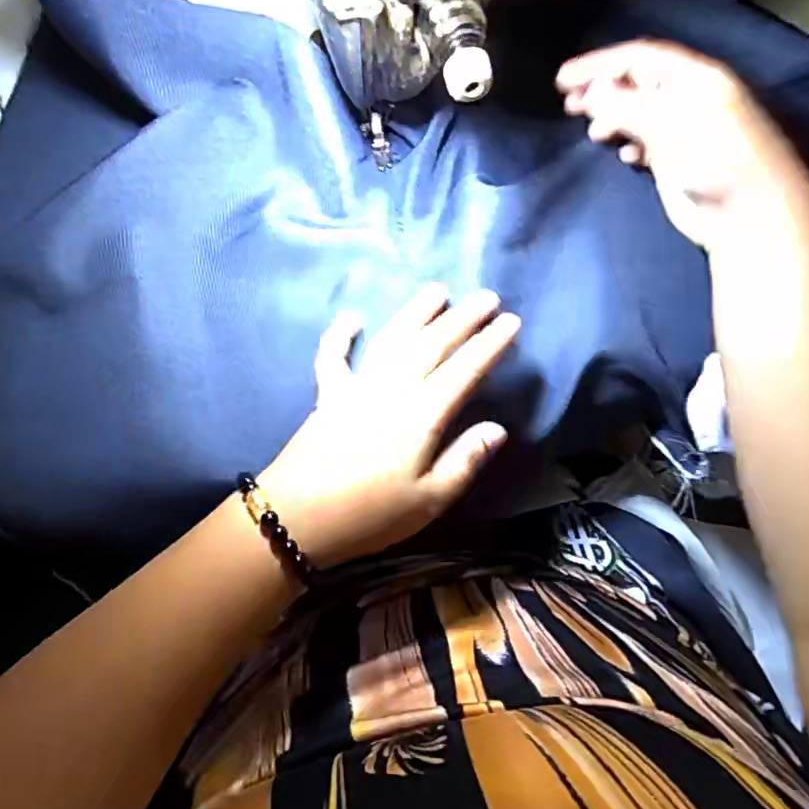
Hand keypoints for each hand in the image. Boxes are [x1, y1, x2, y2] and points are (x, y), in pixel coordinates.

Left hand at [259, 285, 519, 568]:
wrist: (297, 518)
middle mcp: (392, 389)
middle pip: (432, 344)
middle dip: (463, 318)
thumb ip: (465, 461)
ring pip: (391, 338)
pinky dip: (341, 334)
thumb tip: (497, 428)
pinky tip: (351, 317)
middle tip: (488, 296)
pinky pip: (334, 356)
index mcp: (422, 415)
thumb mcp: (430, 500)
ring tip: (437, 291)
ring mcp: (357, 387)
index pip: (464, 370)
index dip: (490, 344)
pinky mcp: (328, 396)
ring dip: (415, 312)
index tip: (512, 322)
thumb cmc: (371, 514)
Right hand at [557, 40, 808, 252]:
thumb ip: (630, 107)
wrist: (748, 217)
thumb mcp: (671, 127)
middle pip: (637, 83)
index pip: (640, 58)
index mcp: (695, 79)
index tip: (562, 80)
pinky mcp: (681, 159)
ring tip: (592, 133)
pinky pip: (647, 142)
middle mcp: (690, 97)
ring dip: (612, 118)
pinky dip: (630, 144)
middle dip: (601, 89)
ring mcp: (685, 129)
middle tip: (568, 104)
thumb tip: (591, 93)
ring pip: (639, 112)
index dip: (599, 64)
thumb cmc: (715, 165)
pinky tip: (623, 157)